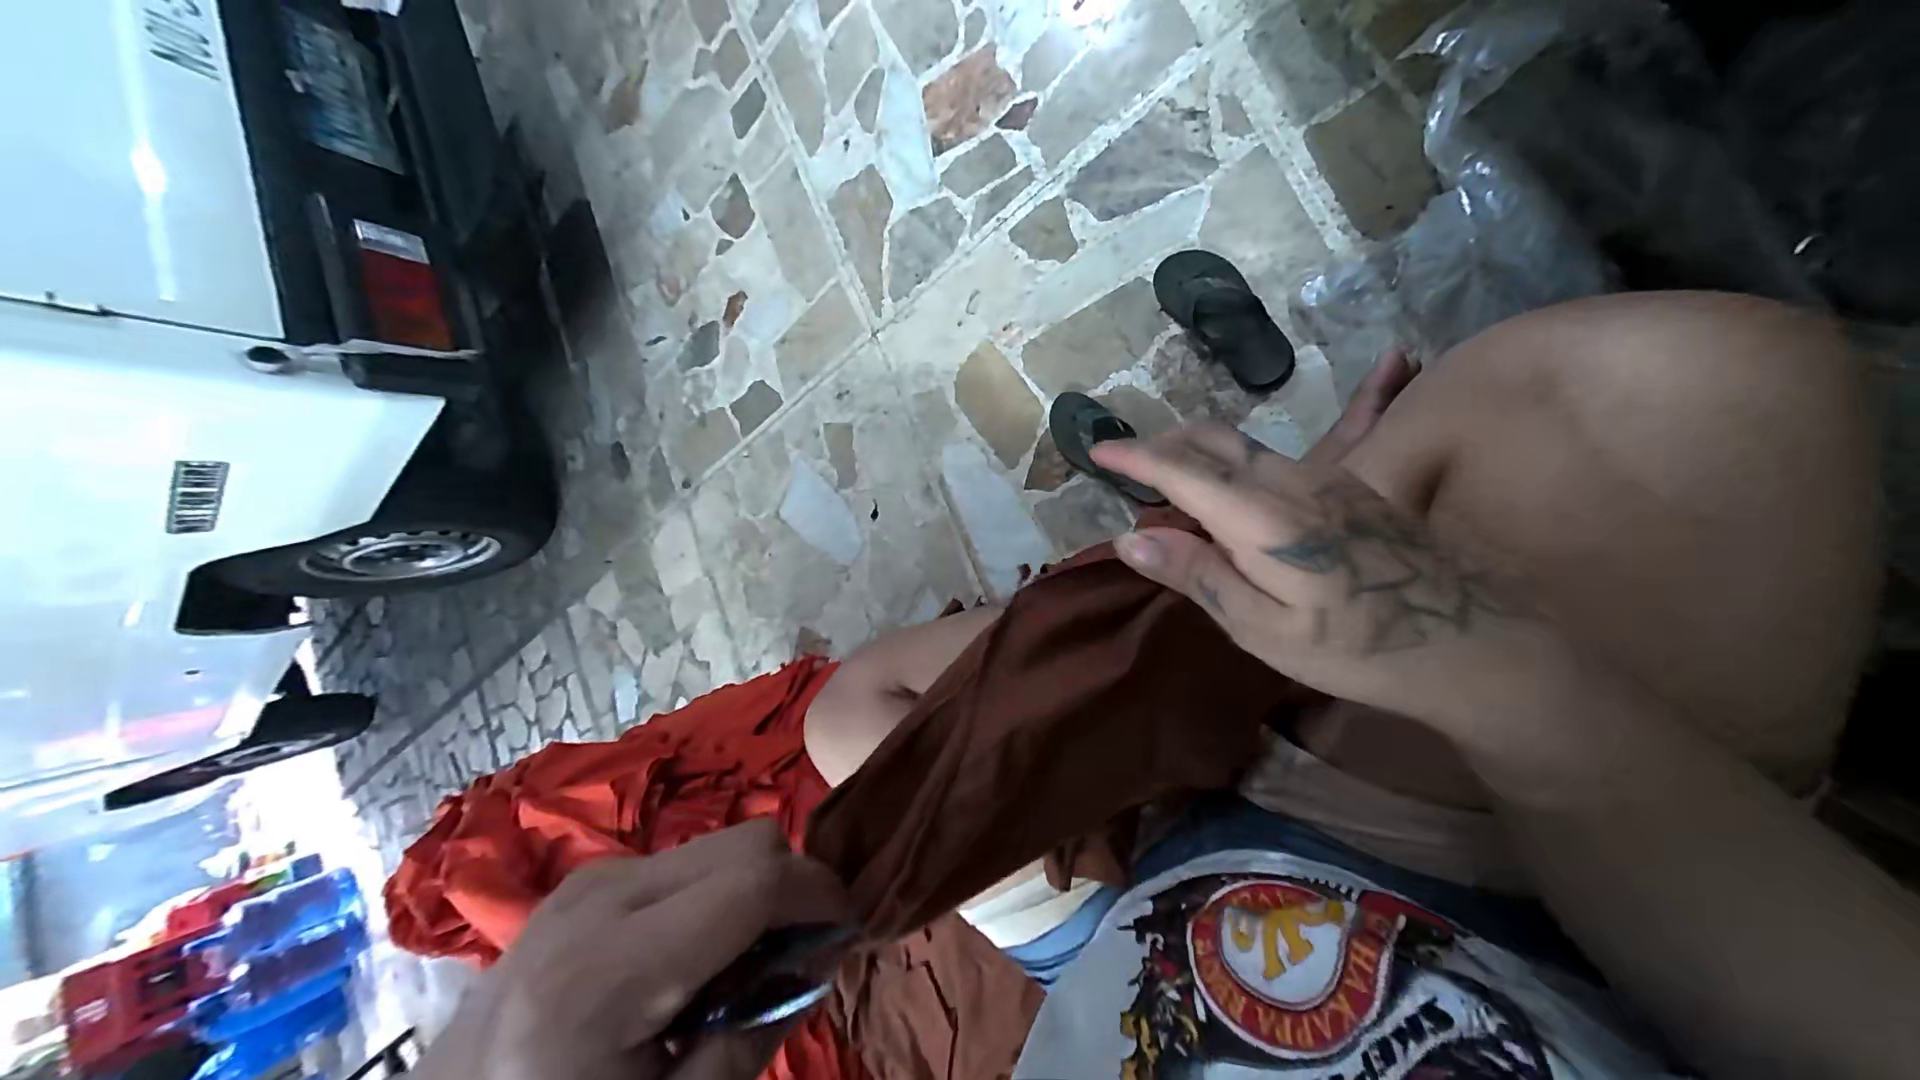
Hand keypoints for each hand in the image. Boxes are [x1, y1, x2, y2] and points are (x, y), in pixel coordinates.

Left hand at [414, 819, 853, 1079]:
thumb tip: (825, 953)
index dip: (822, 897)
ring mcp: (590, 880)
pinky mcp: (588, 879)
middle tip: (802, 951)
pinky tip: (700, 953)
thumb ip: (760, 1030)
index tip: (850, 931)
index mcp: (608, 973)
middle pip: (747, 843)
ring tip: (746, 961)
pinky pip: (689, 860)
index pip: (755, 883)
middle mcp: (599, 898)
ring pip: (723, 844)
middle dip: (796, 885)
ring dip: (759, 887)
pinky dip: (722, 890)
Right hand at [1092, 425, 1578, 734]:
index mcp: (1264, 519)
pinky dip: (1229, 456)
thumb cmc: (1358, 649)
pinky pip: (1272, 454)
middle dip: (1161, 442)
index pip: (1183, 471)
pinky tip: (1225, 479)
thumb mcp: (1263, 631)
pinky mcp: (1349, 484)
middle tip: (1125, 460)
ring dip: (1194, 446)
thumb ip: (1198, 576)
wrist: (1473, 641)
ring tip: (1164, 468)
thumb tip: (1130, 539)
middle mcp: (1293, 482)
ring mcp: (1326, 478)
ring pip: (1243, 443)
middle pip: (1213, 441)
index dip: (1135, 456)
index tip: (1097, 449)